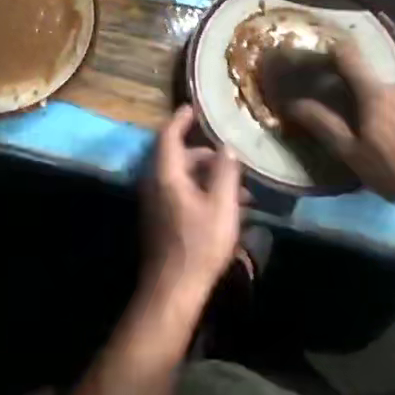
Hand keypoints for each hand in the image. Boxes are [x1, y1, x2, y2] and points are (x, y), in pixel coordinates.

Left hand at [140, 105, 243, 292]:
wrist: (173, 288)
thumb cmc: (199, 245)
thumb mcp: (222, 207)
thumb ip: (225, 173)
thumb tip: (227, 146)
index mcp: (165, 175)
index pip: (168, 135)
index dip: (181, 118)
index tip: (195, 107)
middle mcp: (154, 183)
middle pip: (176, 156)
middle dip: (205, 154)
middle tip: (232, 157)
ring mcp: (154, 202)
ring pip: (181, 176)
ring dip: (207, 176)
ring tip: (240, 189)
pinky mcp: (160, 218)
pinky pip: (179, 192)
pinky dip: (201, 191)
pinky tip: (227, 207)